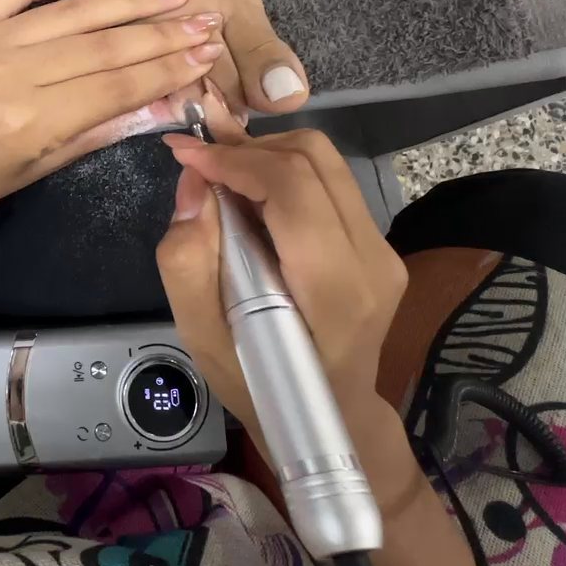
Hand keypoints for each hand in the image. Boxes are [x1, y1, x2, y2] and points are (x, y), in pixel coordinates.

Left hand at [0, 0, 225, 237]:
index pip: (115, 87)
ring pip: (71, 12)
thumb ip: (105, 128)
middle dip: (162, 30)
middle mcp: (8, 73)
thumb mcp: (45, 166)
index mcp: (29, 121)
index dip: (167, 68)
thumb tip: (168, 99)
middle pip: (102, 45)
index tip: (208, 51)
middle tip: (206, 15)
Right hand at [153, 88, 406, 454]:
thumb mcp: (202, 337)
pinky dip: (281, 171)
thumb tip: (192, 182)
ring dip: (264, 155)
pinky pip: (328, 180)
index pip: (292, 188)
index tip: (182, 153)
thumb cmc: (259, 383)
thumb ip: (188, 262)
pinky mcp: (377, 242)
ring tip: (220, 174)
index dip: (233, 159)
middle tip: (198, 160)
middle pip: (313, 158)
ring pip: (323, 160)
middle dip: (246, 147)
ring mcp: (382, 248)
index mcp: (334, 289)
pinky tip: (248, 194)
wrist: (331, 417)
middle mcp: (373, 259)